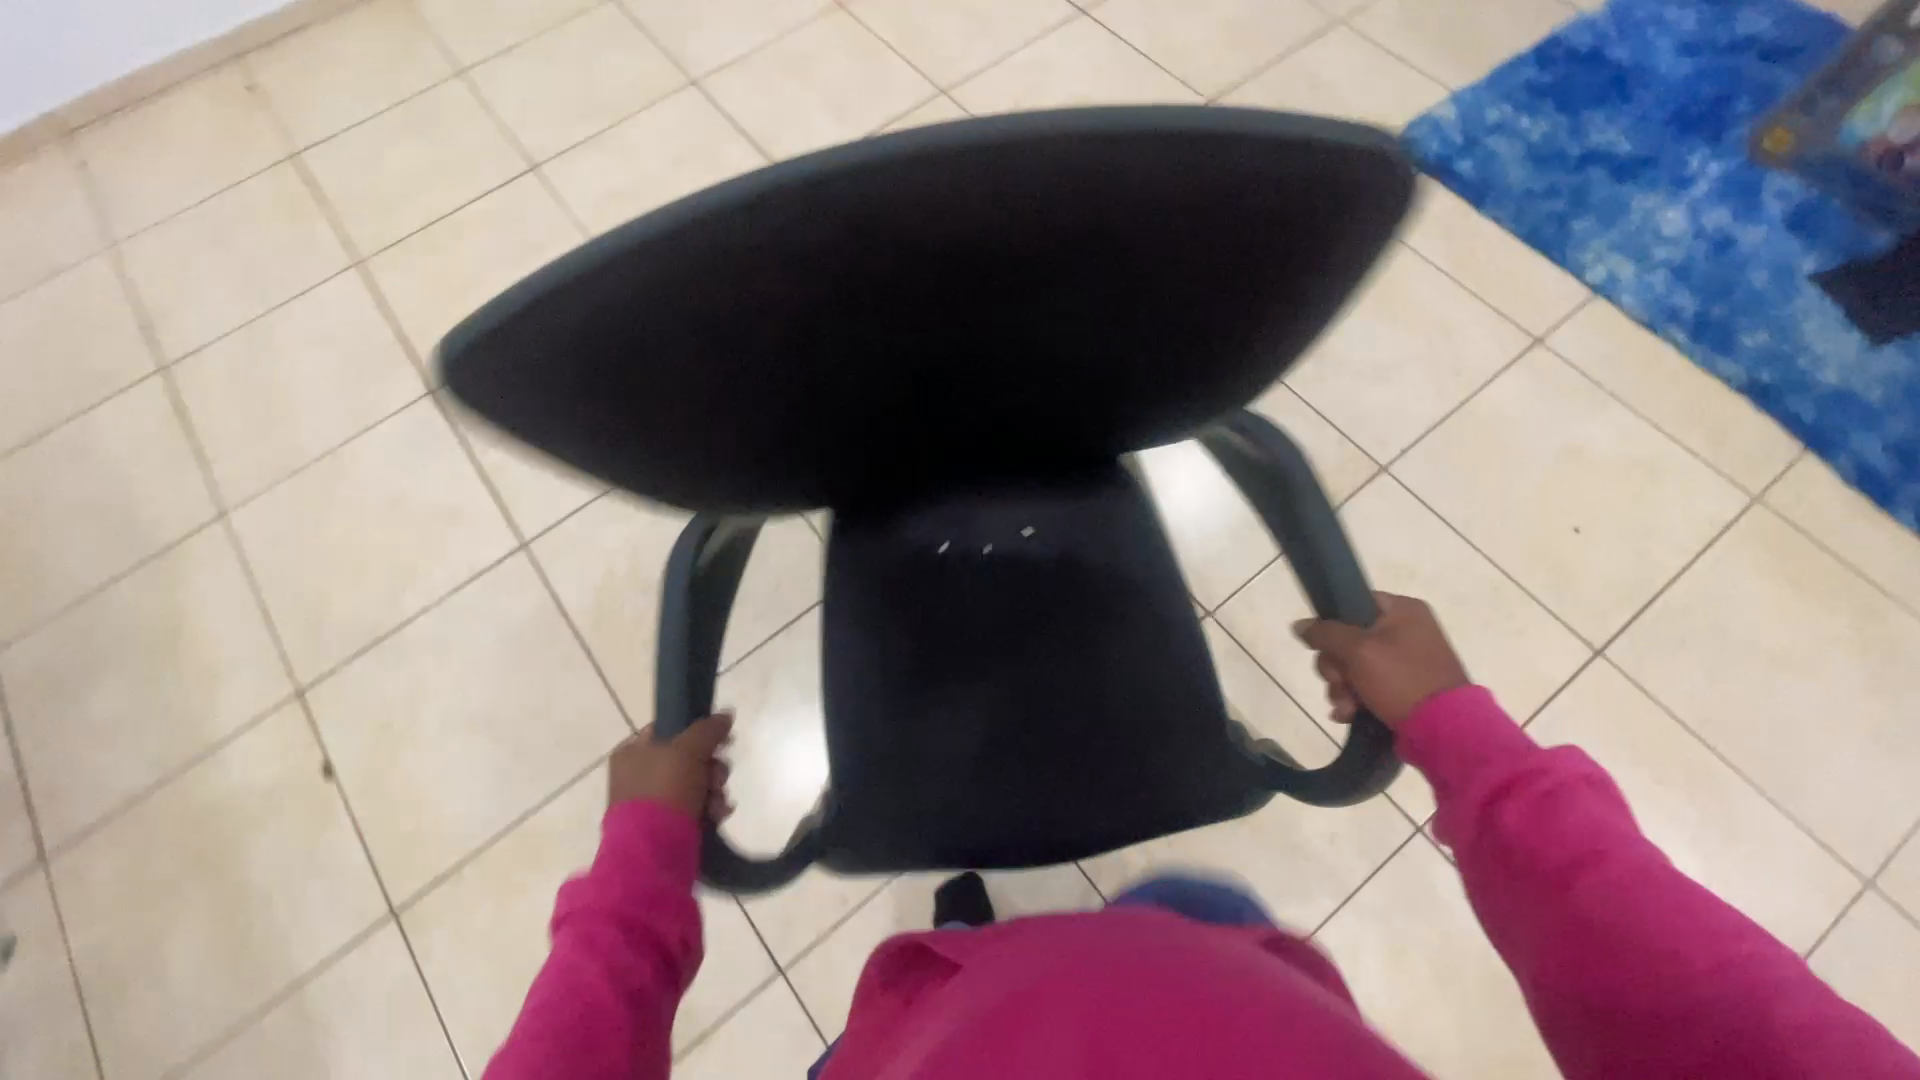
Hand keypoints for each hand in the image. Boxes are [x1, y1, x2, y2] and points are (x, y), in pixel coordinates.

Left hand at [609, 714, 733, 821]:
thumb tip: (726, 714)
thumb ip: (708, 729)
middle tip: (719, 774)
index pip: (669, 729)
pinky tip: (719, 814)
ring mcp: (652, 802)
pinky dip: (710, 808)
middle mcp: (639, 775)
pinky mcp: (667, 825)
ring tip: (718, 800)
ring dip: (715, 788)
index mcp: (632, 752)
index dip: (698, 730)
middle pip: (688, 757)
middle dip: (712, 765)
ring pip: (696, 783)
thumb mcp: (688, 749)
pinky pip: (696, 807)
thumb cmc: (665, 790)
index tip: (721, 738)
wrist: (653, 850)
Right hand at [1292, 592, 1469, 728]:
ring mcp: (1406, 660)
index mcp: (1403, 610)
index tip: (1326, 648)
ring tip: (1346, 708)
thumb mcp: (1359, 651)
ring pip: (1353, 666)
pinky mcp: (1404, 687)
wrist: (1446, 731)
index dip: (1332, 626)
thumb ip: (1325, 634)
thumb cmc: (1402, 680)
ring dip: (1341, 688)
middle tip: (1340, 684)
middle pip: (1347, 639)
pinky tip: (1349, 714)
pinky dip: (1355, 699)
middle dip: (1336, 668)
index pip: (1352, 603)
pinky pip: (1367, 685)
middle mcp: (1406, 630)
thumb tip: (1299, 624)